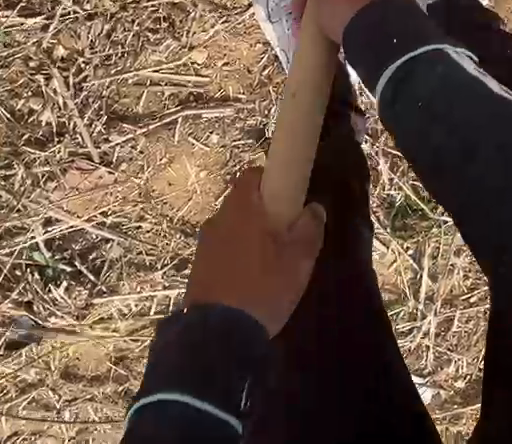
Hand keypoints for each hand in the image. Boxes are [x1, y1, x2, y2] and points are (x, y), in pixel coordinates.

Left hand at [183, 168, 325, 335]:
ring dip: (248, 238)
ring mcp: (204, 245)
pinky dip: (235, 259)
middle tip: (285, 234)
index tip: (288, 198)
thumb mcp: (299, 259)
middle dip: (262, 213)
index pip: (252, 175)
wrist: (217, 337)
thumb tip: (314, 208)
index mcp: (241, 207)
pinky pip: (221, 252)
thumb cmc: (262, 287)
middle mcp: (218, 219)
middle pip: (242, 203)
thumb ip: (310, 228)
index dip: (271, 180)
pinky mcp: (197, 270)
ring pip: (231, 229)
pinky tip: (249, 282)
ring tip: (268, 263)